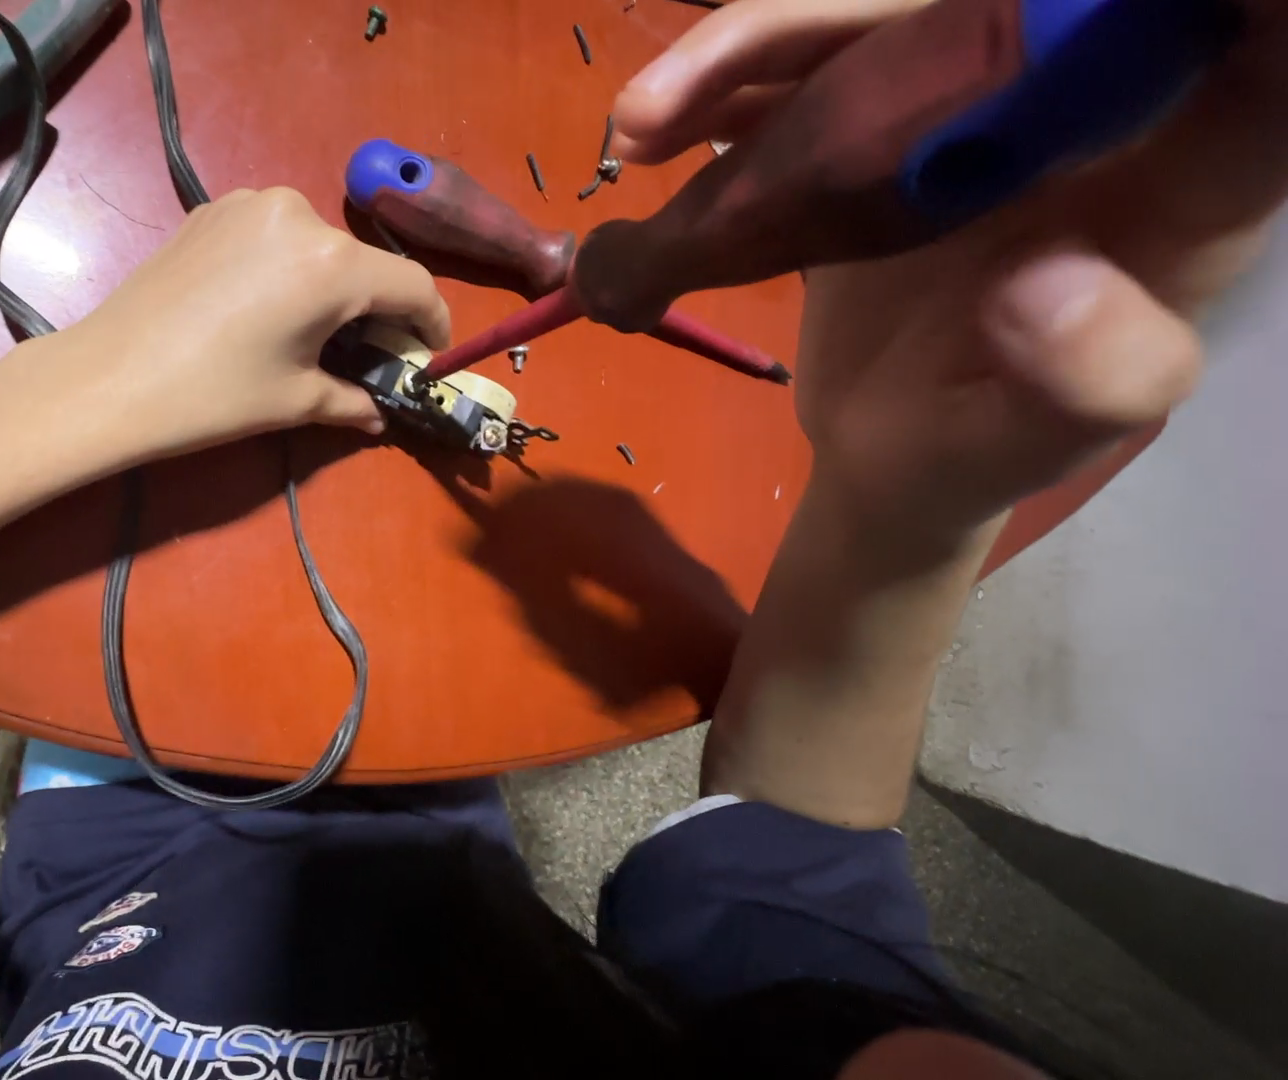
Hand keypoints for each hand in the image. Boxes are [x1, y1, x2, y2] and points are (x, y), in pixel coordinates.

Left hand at [60, 187, 450, 459]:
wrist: (109, 378)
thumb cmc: (213, 397)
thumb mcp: (295, 402)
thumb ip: (352, 401)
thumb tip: (379, 412)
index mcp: (332, 263)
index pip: (411, 285)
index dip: (432, 323)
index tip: (431, 354)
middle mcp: (300, 214)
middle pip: (364, 265)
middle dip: (376, 311)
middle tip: (370, 356)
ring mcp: (251, 204)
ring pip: (319, 247)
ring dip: (331, 288)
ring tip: (313, 335)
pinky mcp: (213, 210)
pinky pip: (276, 237)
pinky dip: (289, 270)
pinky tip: (267, 308)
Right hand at [611, 0, 1287, 543]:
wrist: (889, 452)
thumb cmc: (977, 452)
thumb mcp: (1044, 441)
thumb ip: (1088, 378)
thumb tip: (1037, 282)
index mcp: (1179, 161)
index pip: (1234, 28)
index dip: (1174, 4)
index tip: (1040, 7)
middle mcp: (1072, 106)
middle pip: (968, 4)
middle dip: (822, 18)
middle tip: (679, 96)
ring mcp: (957, 119)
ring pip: (861, 30)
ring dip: (745, 52)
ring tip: (638, 124)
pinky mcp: (872, 145)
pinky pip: (798, 89)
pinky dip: (721, 99)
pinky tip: (656, 132)